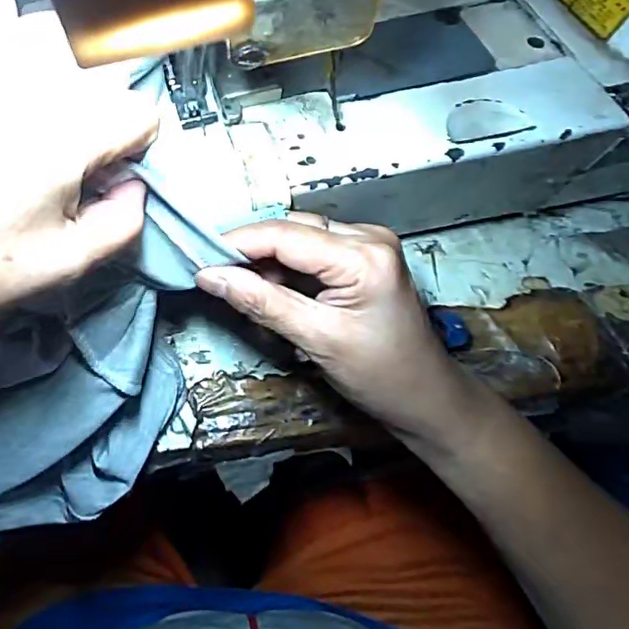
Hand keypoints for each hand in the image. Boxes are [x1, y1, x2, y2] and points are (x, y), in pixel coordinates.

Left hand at [0, 0, 159, 375]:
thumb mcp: (59, 268)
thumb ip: (121, 223)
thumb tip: (136, 184)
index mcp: (65, 137)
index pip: (141, 110)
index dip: (137, 142)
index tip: (114, 163)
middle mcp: (25, 81)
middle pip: (104, 66)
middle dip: (104, 105)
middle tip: (76, 144)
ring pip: (51, 30)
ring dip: (62, 66)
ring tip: (37, 106)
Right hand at [195, 215, 487, 443]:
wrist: (428, 398)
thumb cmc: (381, 376)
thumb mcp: (315, 339)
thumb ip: (260, 301)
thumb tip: (210, 275)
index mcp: (363, 255)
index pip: (285, 234)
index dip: (238, 244)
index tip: (199, 259)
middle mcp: (369, 236)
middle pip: (292, 229)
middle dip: (252, 252)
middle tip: (217, 276)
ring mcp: (370, 242)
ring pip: (299, 236)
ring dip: (269, 260)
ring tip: (246, 291)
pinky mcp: (366, 254)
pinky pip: (314, 247)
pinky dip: (288, 267)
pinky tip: (274, 290)